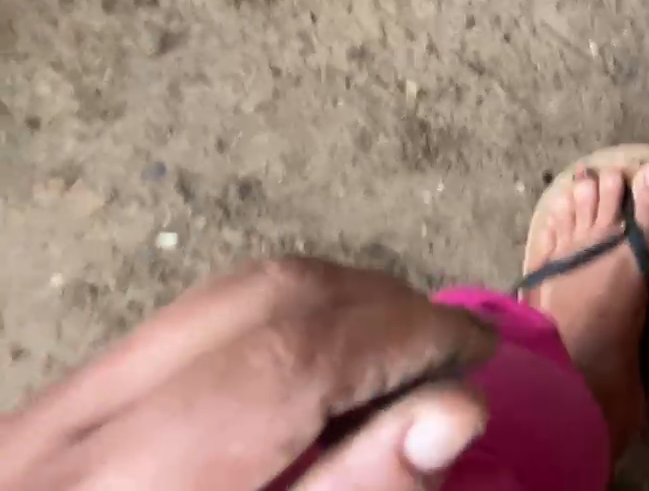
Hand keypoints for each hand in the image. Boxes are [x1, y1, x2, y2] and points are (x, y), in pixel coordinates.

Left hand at [0, 258, 495, 490]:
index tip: (478, 352)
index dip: (413, 334)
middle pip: (273, 299)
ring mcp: (59, 401)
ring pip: (245, 288)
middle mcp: (69, 426)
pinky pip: (210, 309)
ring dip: (353, 302)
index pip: (296, 357)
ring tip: (396, 357)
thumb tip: (464, 406)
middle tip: (445, 357)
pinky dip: (299, 312)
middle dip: (391, 308)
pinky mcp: (68, 395)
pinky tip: (325, 359)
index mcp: (121, 486)